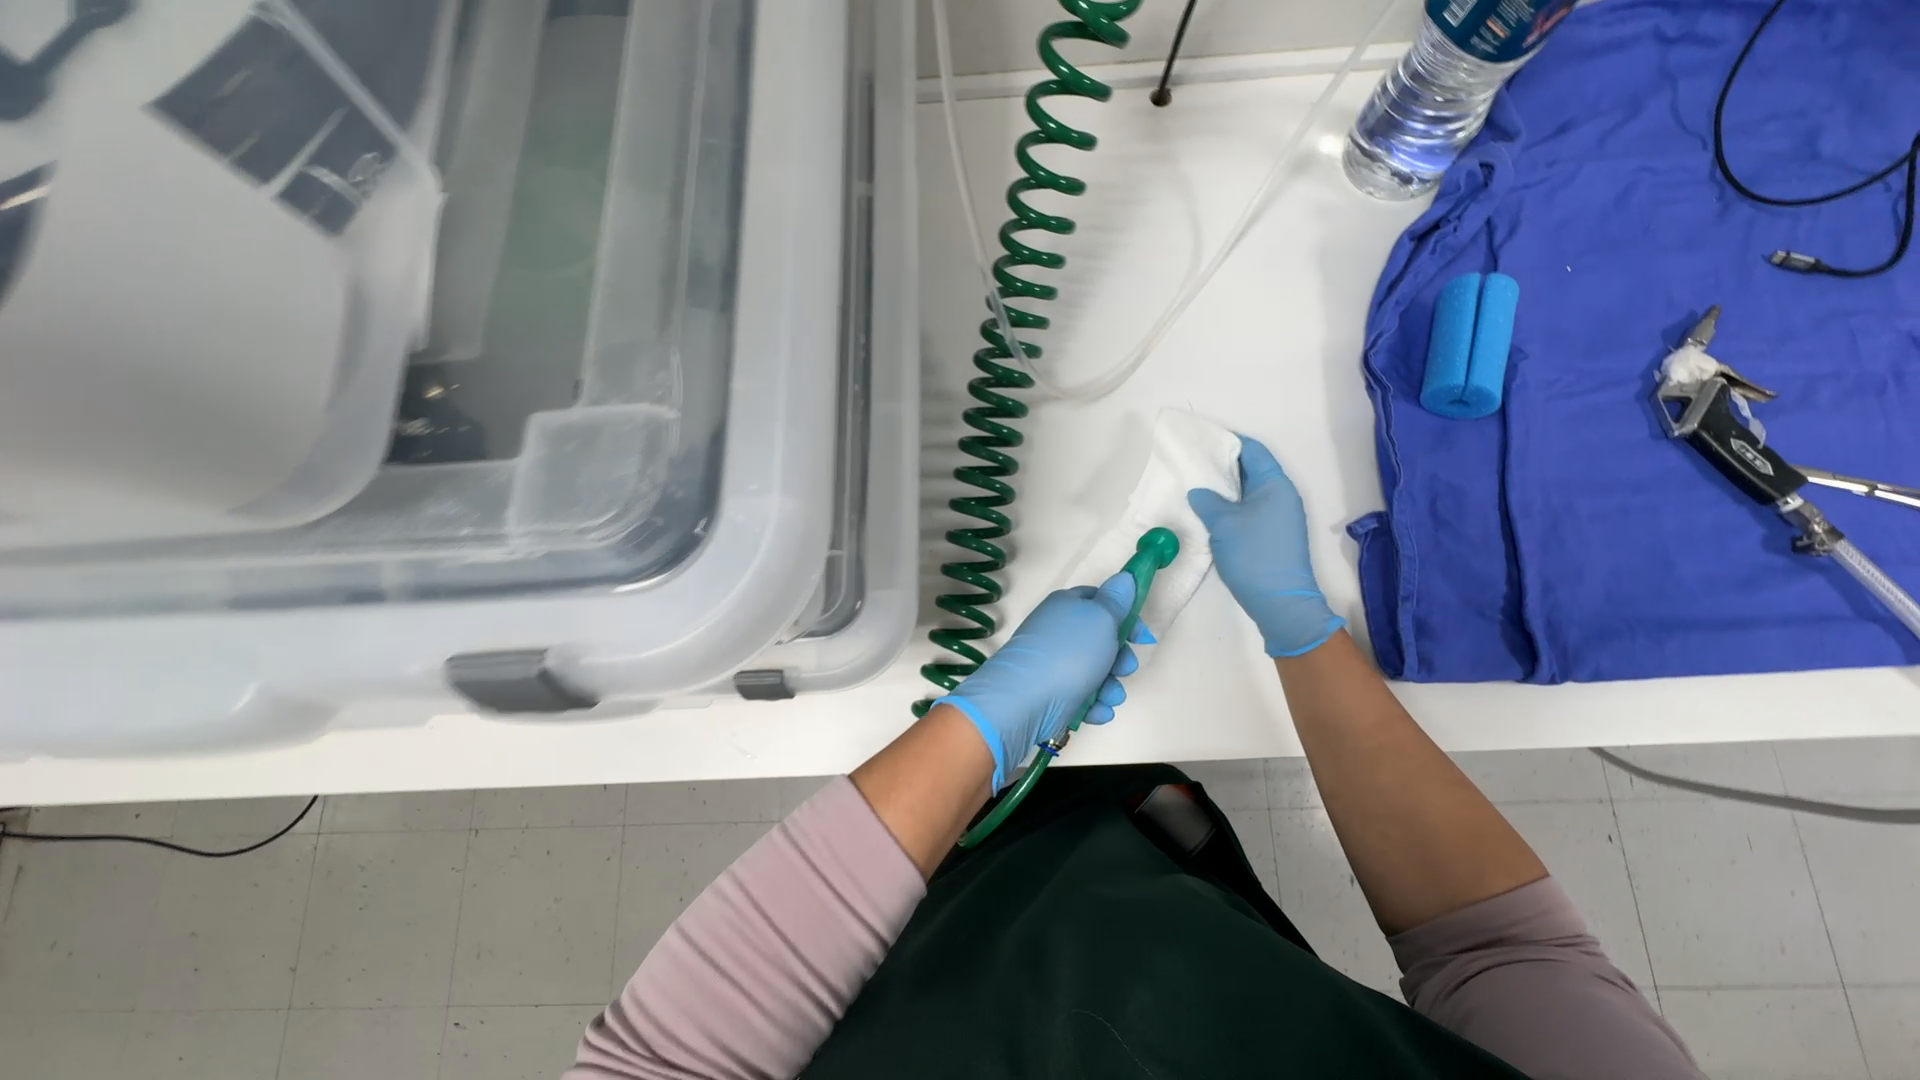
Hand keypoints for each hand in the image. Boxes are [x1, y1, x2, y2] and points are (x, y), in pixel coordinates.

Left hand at [935, 573, 1150, 790]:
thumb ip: (1116, 601)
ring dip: (1110, 687)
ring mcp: (1053, 664)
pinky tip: (1097, 712)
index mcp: (1067, 606)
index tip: (1143, 638)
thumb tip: (1125, 578)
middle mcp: (1059, 632)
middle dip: (1120, 658)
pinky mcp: (1052, 694)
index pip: (1100, 602)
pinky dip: (1093, 705)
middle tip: (1125, 668)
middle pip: (1101, 641)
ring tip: (1110, 698)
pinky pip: (1082, 697)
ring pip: (1096, 673)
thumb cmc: (1068, 653)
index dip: (1126, 617)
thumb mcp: (1100, 619)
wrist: (1023, 700)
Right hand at [1188, 435, 1344, 657]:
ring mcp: (1278, 516)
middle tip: (1191, 463)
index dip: (1227, 442)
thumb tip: (1199, 491)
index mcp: (1275, 484)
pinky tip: (1208, 512)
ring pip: (1248, 491)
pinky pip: (1249, 509)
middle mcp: (1281, 495)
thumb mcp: (1224, 524)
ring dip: (1224, 488)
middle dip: (1222, 465)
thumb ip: (1208, 502)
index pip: (1252, 450)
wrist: (1280, 602)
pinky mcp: (1272, 534)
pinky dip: (1229, 506)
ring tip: (1194, 486)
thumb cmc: (1254, 555)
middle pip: (1250, 469)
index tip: (1200, 441)